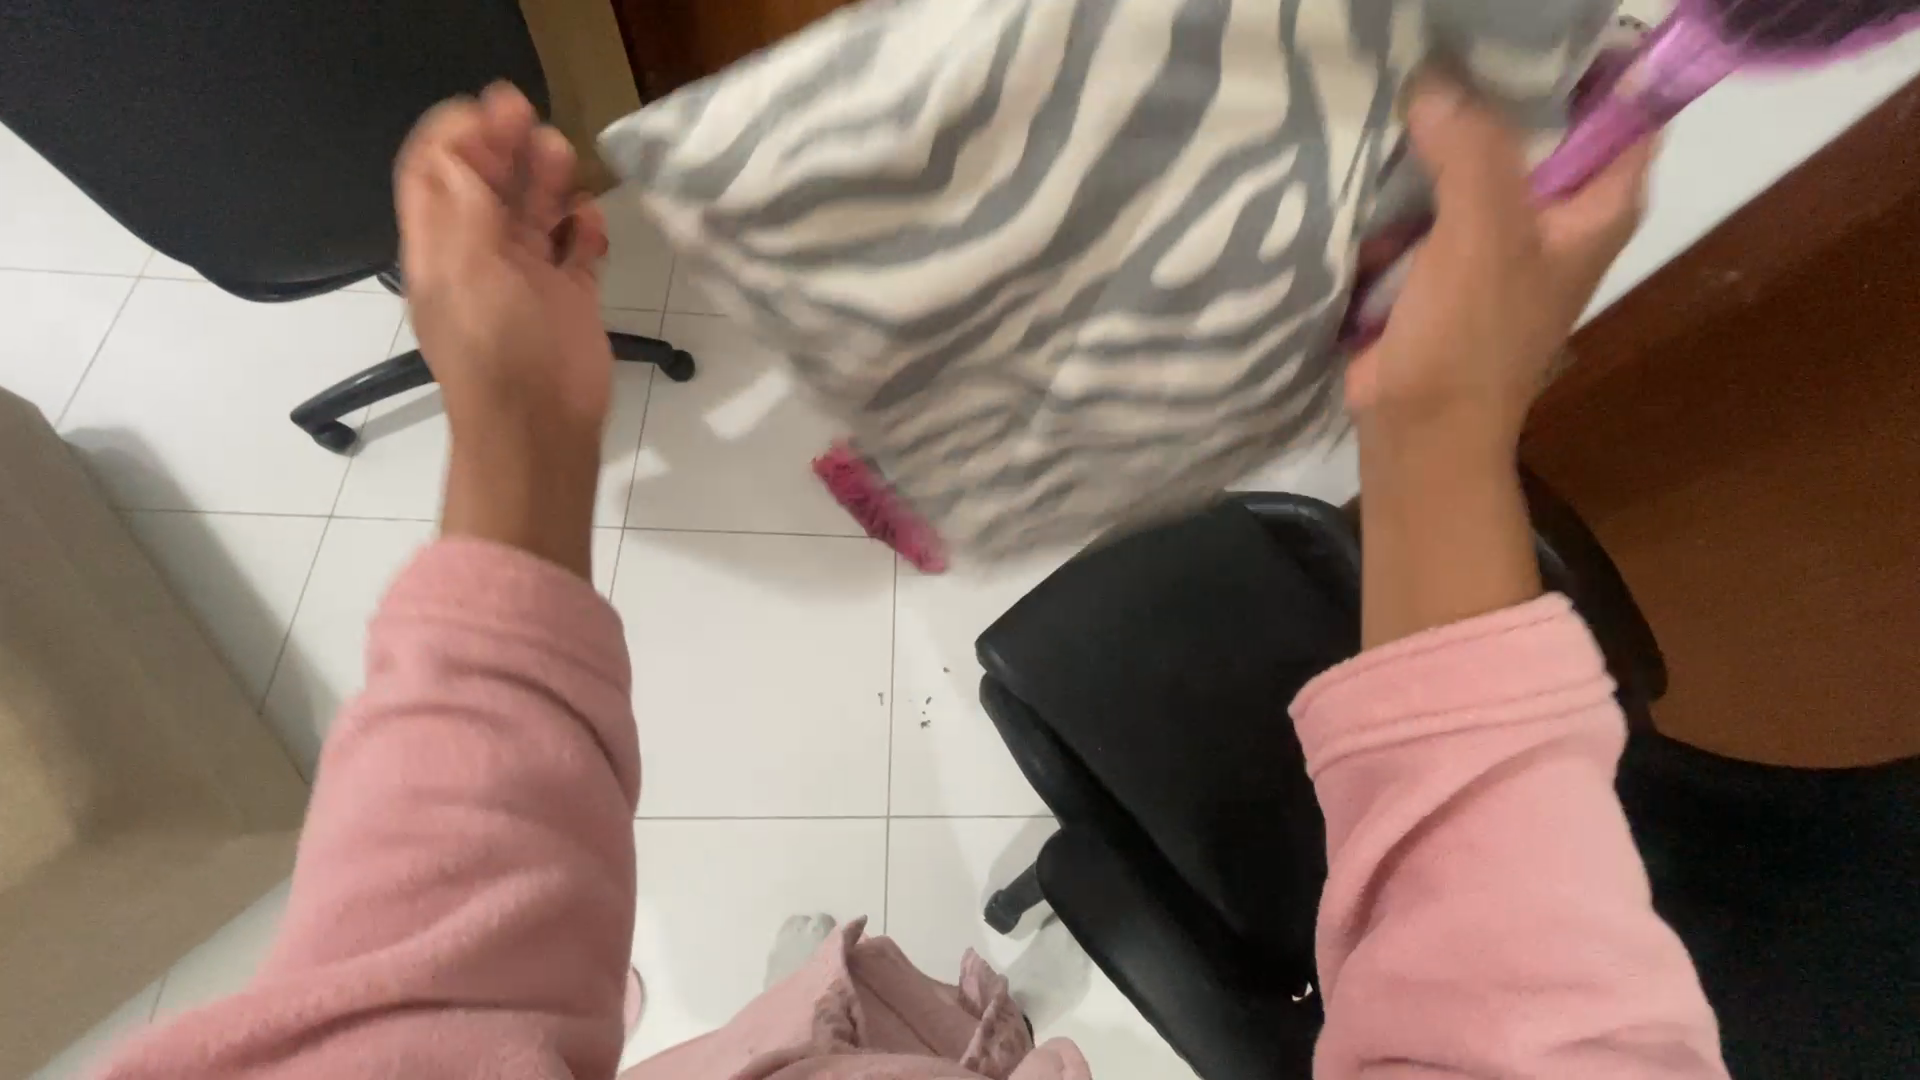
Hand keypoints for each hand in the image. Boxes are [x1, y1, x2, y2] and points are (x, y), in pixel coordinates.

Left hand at [395, 82, 614, 439]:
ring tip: (567, 157)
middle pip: (490, 185)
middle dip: (507, 147)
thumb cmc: (497, 354)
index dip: (459, 135)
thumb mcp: (467, 278)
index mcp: (443, 246)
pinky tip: (593, 222)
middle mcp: (483, 254)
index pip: (438, 173)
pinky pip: (578, 251)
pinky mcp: (572, 299)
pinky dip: (586, 231)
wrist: (541, 425)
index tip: (494, 109)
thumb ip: (464, 214)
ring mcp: (531, 277)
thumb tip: (465, 157)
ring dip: (549, 182)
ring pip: (537, 213)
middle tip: (533, 119)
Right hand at [1346, 72, 1653, 456]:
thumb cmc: (1467, 341)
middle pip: (1525, 131)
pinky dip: (1391, 212)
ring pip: (1460, 173)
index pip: (1615, 100)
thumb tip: (1431, 77)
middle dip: (1477, 105)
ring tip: (1381, 131)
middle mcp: (1548, 216)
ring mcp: (1485, 246)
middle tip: (1426, 72)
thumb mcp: (1480, 237)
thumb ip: (1468, 152)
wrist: (1414, 430)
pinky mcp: (1433, 273)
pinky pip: (1417, 217)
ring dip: (1421, 160)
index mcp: (1596, 201)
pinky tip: (1361, 206)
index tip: (1508, 36)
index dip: (1574, 62)